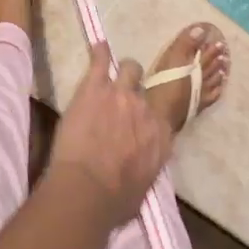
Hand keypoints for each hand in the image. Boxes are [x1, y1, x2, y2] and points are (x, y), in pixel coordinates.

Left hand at [47, 43, 172, 225]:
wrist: (87, 191)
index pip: (160, 114)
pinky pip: (101, 61)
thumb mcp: (144, 185)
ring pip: (130, 68)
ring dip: (123, 73)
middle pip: (146, 90)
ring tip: (111, 75)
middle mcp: (146, 109)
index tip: (139, 121)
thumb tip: (141, 163)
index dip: (148, 117)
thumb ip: (147, 164)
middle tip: (121, 104)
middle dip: (136, 95)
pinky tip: (98, 47)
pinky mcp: (95, 87)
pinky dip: (99, 53)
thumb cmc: (116, 201)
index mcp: (161, 135)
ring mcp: (121, 94)